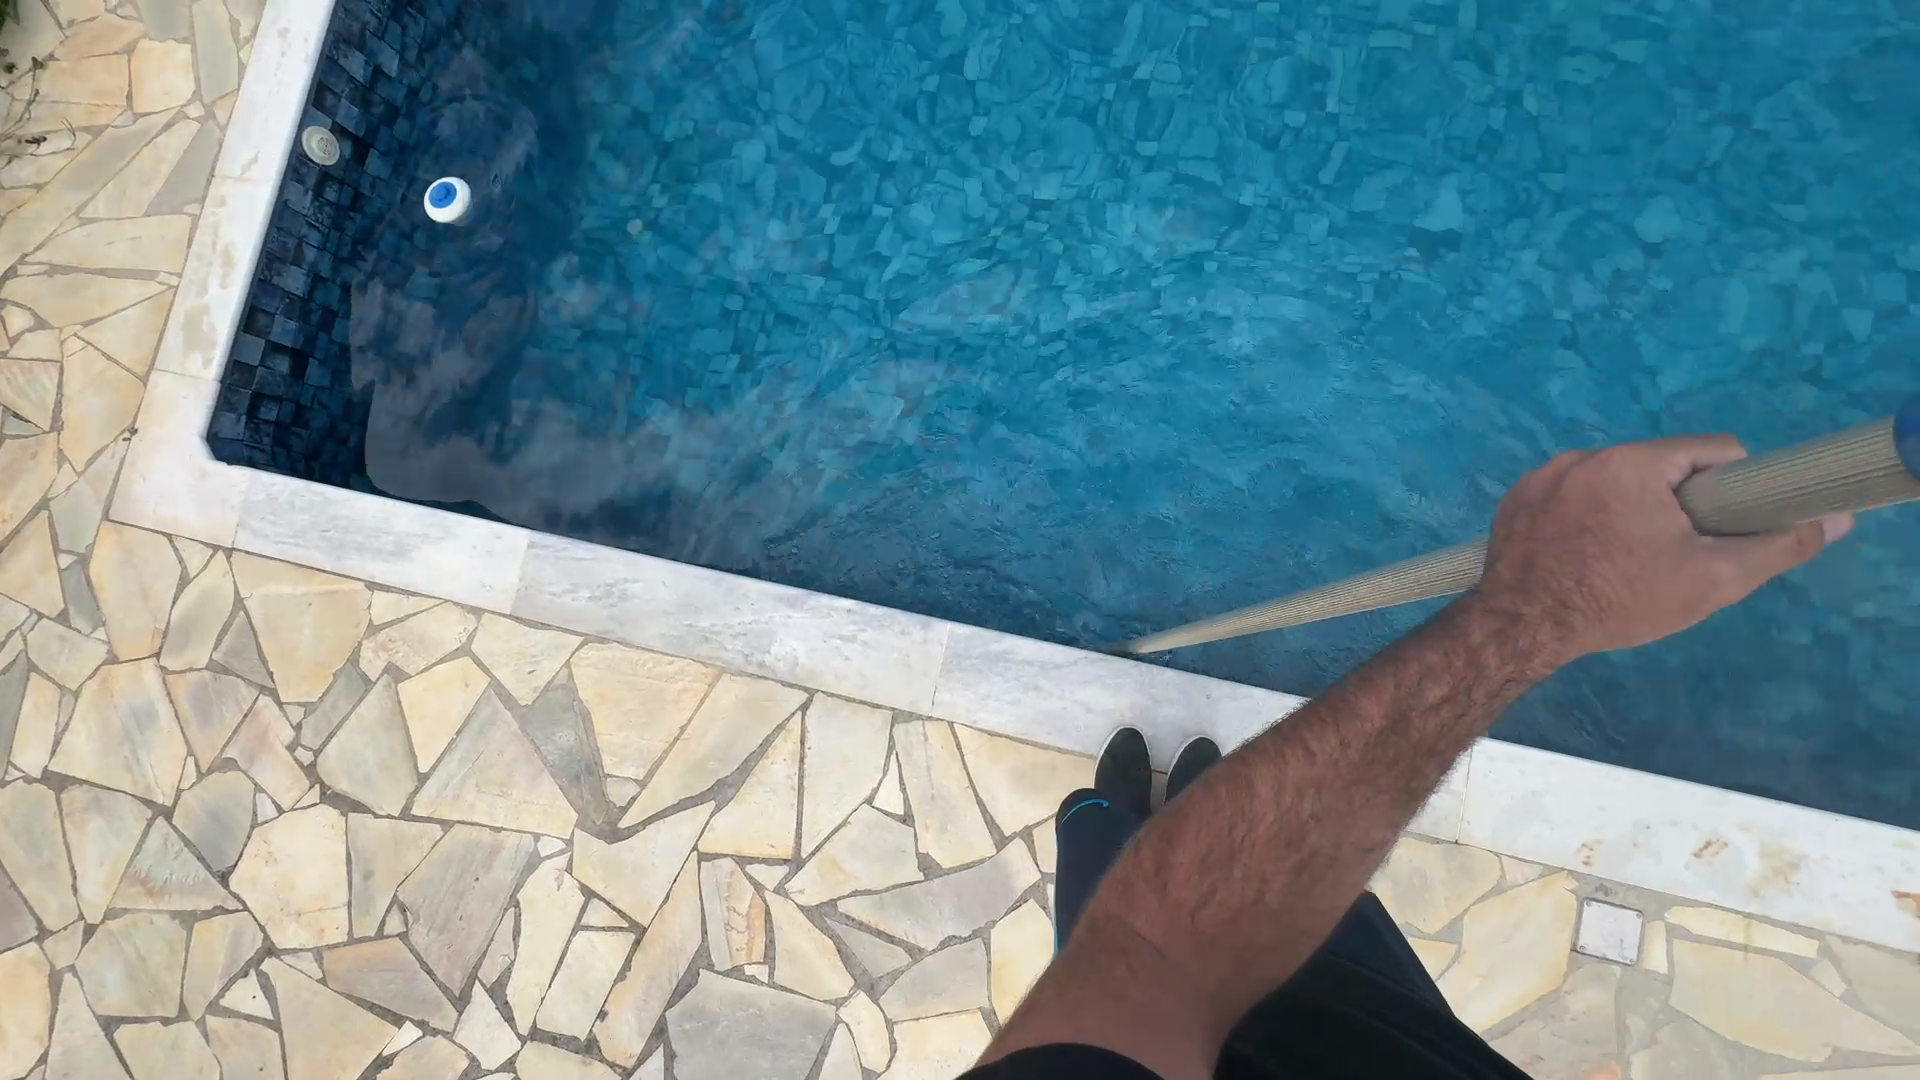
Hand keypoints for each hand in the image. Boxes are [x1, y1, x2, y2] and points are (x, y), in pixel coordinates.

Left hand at [1472, 436, 1852, 663]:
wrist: (1520, 625)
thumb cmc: (1617, 599)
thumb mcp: (1715, 577)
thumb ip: (1780, 543)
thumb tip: (1832, 519)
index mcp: (1625, 463)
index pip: (1710, 451)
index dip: (1734, 485)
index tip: (1728, 522)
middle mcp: (1575, 460)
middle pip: (1655, 466)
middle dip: (1676, 500)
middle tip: (1674, 547)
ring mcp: (1536, 480)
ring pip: (1610, 481)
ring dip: (1629, 508)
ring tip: (1626, 554)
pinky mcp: (1512, 502)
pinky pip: (1569, 496)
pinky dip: (1586, 516)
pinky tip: (1586, 552)